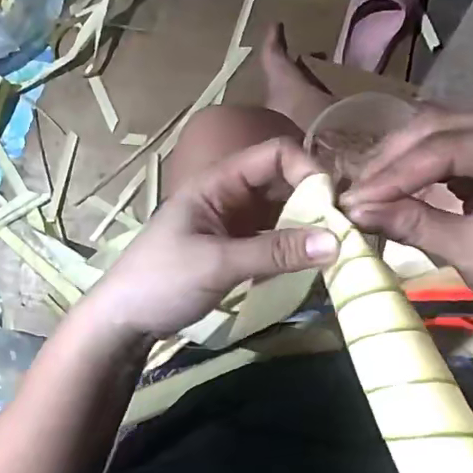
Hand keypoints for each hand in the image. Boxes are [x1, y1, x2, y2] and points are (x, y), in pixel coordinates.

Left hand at [79, 138, 338, 340]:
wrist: (124, 318)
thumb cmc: (161, 280)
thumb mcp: (217, 264)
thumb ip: (275, 252)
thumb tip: (337, 242)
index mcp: (217, 183)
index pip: (274, 154)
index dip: (308, 168)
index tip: (335, 202)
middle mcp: (229, 195)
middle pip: (284, 182)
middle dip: (316, 200)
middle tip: (348, 229)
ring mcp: (233, 222)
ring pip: (282, 211)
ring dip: (308, 226)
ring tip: (339, 248)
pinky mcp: (235, 248)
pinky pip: (274, 237)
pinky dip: (294, 246)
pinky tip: (313, 264)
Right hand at [339, 108, 472, 364]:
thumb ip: (415, 224)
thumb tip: (353, 211)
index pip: (452, 145)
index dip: (396, 172)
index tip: (352, 199)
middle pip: (443, 125)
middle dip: (392, 160)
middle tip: (352, 193)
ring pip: (441, 131)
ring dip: (399, 160)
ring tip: (364, 190)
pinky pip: (448, 149)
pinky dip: (415, 168)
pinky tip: (389, 187)